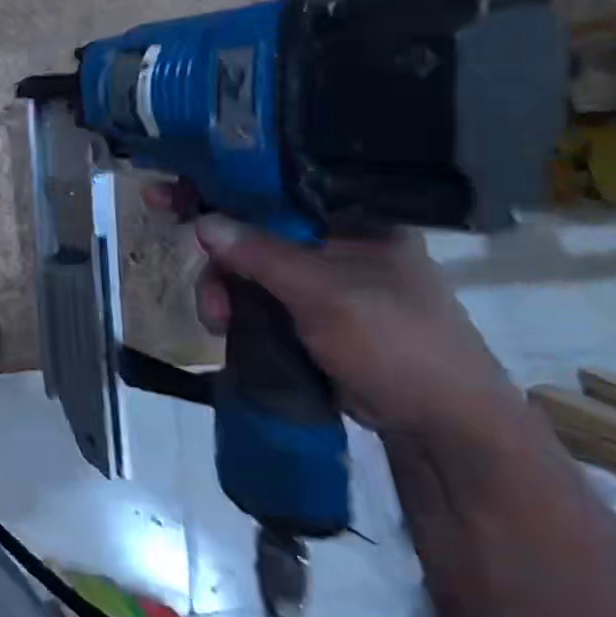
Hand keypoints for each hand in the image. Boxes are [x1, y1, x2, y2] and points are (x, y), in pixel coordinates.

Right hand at [149, 185, 518, 444]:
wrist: (443, 432)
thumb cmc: (397, 344)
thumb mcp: (325, 294)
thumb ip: (261, 254)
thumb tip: (202, 221)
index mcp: (352, 217)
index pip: (275, 186)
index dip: (222, 184)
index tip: (172, 189)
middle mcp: (334, 239)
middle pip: (253, 228)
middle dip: (218, 253)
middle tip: (191, 264)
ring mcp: (321, 279)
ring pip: (250, 266)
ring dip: (223, 288)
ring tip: (216, 319)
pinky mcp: (310, 314)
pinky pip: (258, 297)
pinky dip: (236, 308)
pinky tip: (225, 326)